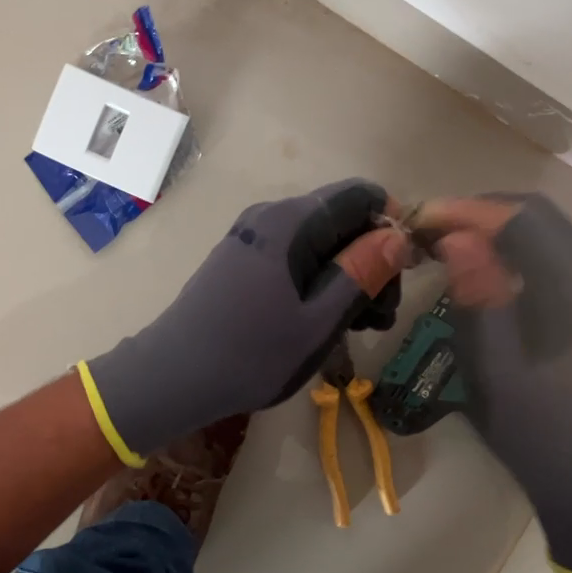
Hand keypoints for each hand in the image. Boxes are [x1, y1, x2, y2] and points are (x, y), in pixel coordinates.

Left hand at [80, 179, 408, 462]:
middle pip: (340, 218)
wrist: (170, 377)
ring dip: (347, 276)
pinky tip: (323, 323)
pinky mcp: (241, 260)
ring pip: (319, 241)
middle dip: (370, 258)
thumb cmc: (249, 354)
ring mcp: (252, 238)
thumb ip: (360, 274)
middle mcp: (269, 216)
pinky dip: (319, 281)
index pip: (359, 195)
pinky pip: (295, 256)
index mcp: (289, 221)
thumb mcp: (317, 321)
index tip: (401, 274)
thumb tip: (397, 236)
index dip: (390, 226)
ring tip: (357, 328)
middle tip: (379, 317)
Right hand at [419, 195, 571, 572]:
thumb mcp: (500, 374)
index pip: (528, 223)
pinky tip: (473, 261)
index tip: (422, 219)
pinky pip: (544, 251)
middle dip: (478, 213)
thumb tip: (457, 238)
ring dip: (489, 225)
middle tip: (427, 227)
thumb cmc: (540, 433)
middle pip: (537, 214)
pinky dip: (504, 246)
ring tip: (441, 240)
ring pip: (540, 228)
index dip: (471, 213)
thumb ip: (482, 302)